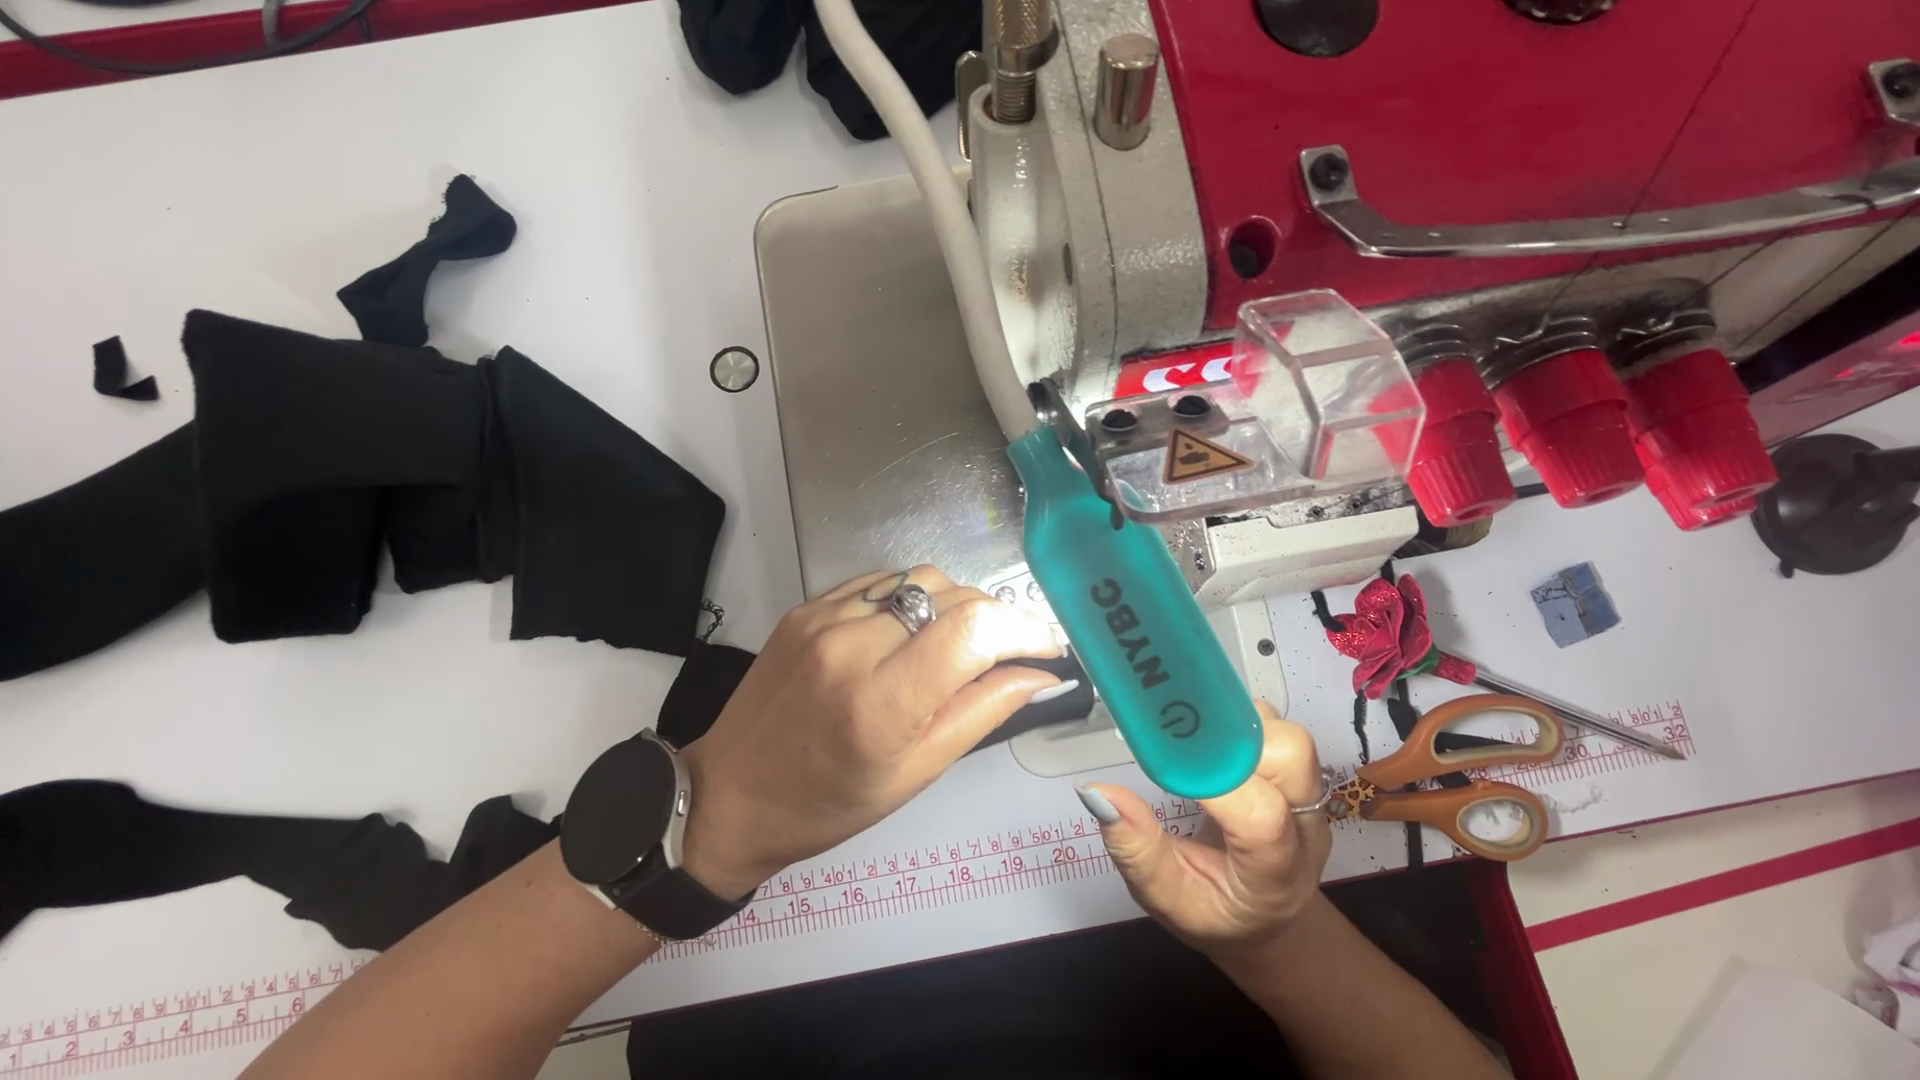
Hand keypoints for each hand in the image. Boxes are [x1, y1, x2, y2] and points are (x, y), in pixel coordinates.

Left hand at [678, 567, 1062, 897]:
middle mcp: (851, 647)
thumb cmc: (828, 805)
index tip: (1046, 646)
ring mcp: (823, 619)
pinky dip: (912, 600)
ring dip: (956, 604)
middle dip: (996, 618)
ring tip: (958, 645)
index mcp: (880, 703)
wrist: (730, 794)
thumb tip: (1041, 676)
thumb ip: (982, 713)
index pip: (974, 629)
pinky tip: (911, 634)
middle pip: (953, 595)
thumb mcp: (915, 773)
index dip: (1024, 628)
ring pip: (920, 578)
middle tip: (1007, 653)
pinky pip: (881, 583)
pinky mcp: (807, 606)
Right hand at [1080, 703, 1330, 954]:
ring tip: (1197, 744)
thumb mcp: (1163, 899)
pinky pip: (1280, 736)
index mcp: (1274, 873)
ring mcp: (1311, 802)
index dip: (1215, 780)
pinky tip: (1211, 745)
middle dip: (1232, 740)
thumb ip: (1135, 850)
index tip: (1166, 765)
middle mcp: (1305, 831)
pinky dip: (1242, 729)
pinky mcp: (1302, 780)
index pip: (1261, 816)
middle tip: (1185, 744)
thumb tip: (1096, 793)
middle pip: (1292, 761)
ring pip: (1290, 740)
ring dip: (1238, 729)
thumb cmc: (1213, 912)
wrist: (1265, 921)